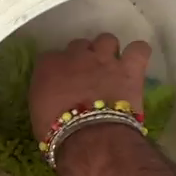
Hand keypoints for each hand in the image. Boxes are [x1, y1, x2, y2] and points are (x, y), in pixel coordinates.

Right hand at [30, 33, 151, 141]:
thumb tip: (53, 97)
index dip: (56, 68)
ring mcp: (104, 59)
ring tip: (109, 67)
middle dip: (82, 57)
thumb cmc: (55, 130)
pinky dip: (137, 54)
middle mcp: (75, 55)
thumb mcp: (37, 111)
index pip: (49, 57)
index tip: (59, 81)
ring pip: (106, 39)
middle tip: (85, 75)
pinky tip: (134, 64)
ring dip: (107, 51)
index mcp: (48, 66)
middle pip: (78, 45)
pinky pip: (139, 49)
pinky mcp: (130, 68)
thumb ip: (45, 95)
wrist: (89, 136)